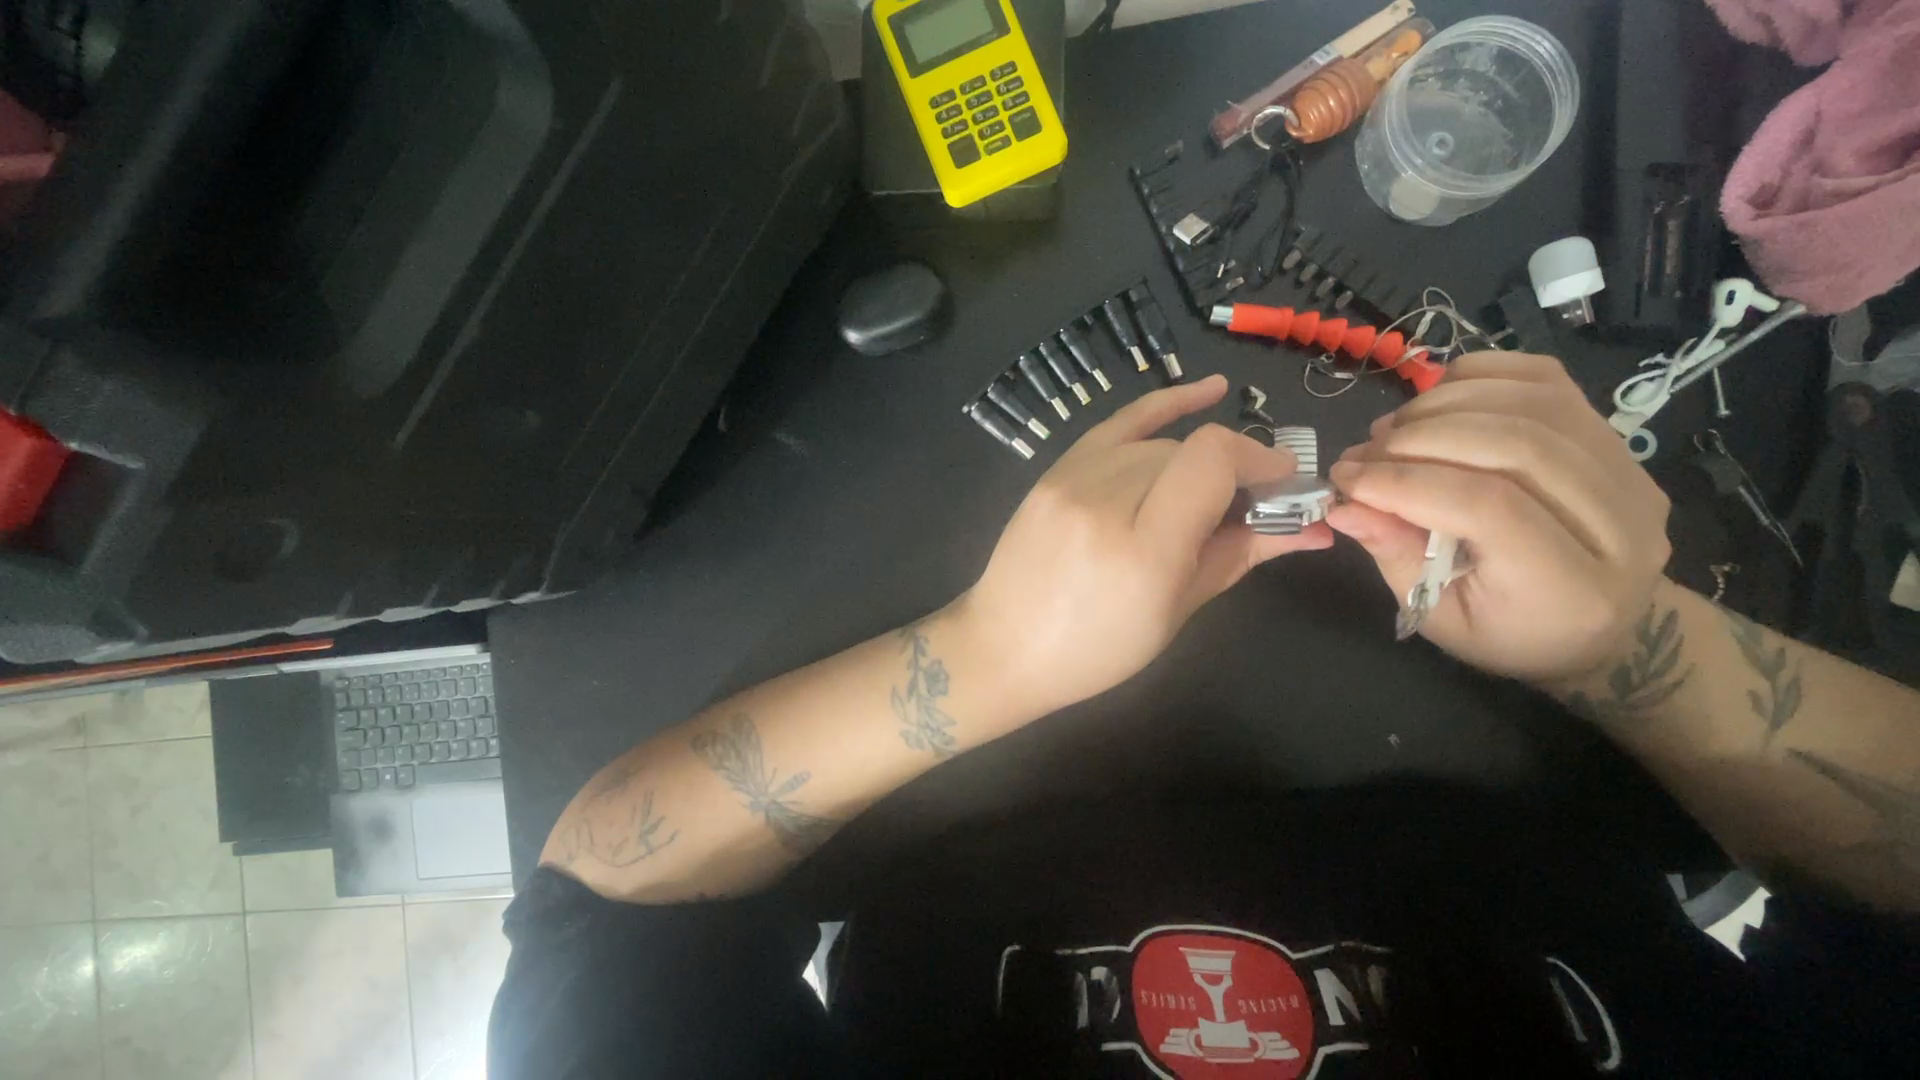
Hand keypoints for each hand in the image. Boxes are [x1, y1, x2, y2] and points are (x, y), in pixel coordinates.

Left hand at [958, 375, 1333, 719]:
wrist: (1005, 645)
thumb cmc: (1097, 649)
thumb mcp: (1176, 612)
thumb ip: (1240, 556)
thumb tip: (1310, 527)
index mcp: (1143, 549)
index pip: (1211, 462)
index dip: (1259, 461)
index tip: (1283, 483)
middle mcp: (1105, 501)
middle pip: (1189, 451)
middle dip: (1234, 469)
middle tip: (1254, 503)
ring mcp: (1072, 479)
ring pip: (1158, 444)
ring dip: (1197, 460)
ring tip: (1216, 491)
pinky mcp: (1056, 470)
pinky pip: (1118, 421)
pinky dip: (1165, 403)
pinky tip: (1207, 389)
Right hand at [1326, 353, 1671, 683]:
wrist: (1600, 625)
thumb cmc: (1506, 631)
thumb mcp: (1437, 615)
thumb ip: (1394, 555)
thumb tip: (1341, 502)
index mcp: (1571, 588)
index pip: (1489, 509)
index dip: (1407, 482)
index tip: (1346, 479)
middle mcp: (1621, 523)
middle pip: (1515, 446)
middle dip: (1420, 439)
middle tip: (1364, 452)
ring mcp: (1630, 471)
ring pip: (1531, 404)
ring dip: (1442, 405)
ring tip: (1393, 430)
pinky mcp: (1617, 437)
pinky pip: (1548, 380)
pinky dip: (1481, 376)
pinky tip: (1436, 398)